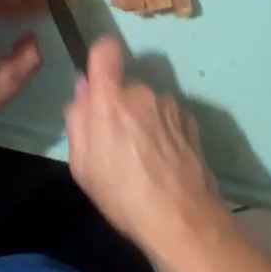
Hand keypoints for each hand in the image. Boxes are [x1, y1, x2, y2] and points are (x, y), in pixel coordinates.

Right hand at [64, 37, 223, 247]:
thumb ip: (78, 121)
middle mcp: (143, 94)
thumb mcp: (82, 166)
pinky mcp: (191, 122)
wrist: (181, 220)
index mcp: (111, 101)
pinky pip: (168, 117)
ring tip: (143, 159)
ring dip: (143, 120)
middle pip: (125, 87)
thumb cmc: (122, 195)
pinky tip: (164, 162)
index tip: (98, 81)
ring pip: (148, 104)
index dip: (100, 59)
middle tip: (116, 144)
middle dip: (119, 107)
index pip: (105, 51)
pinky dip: (163, 132)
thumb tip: (84, 91)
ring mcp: (171, 107)